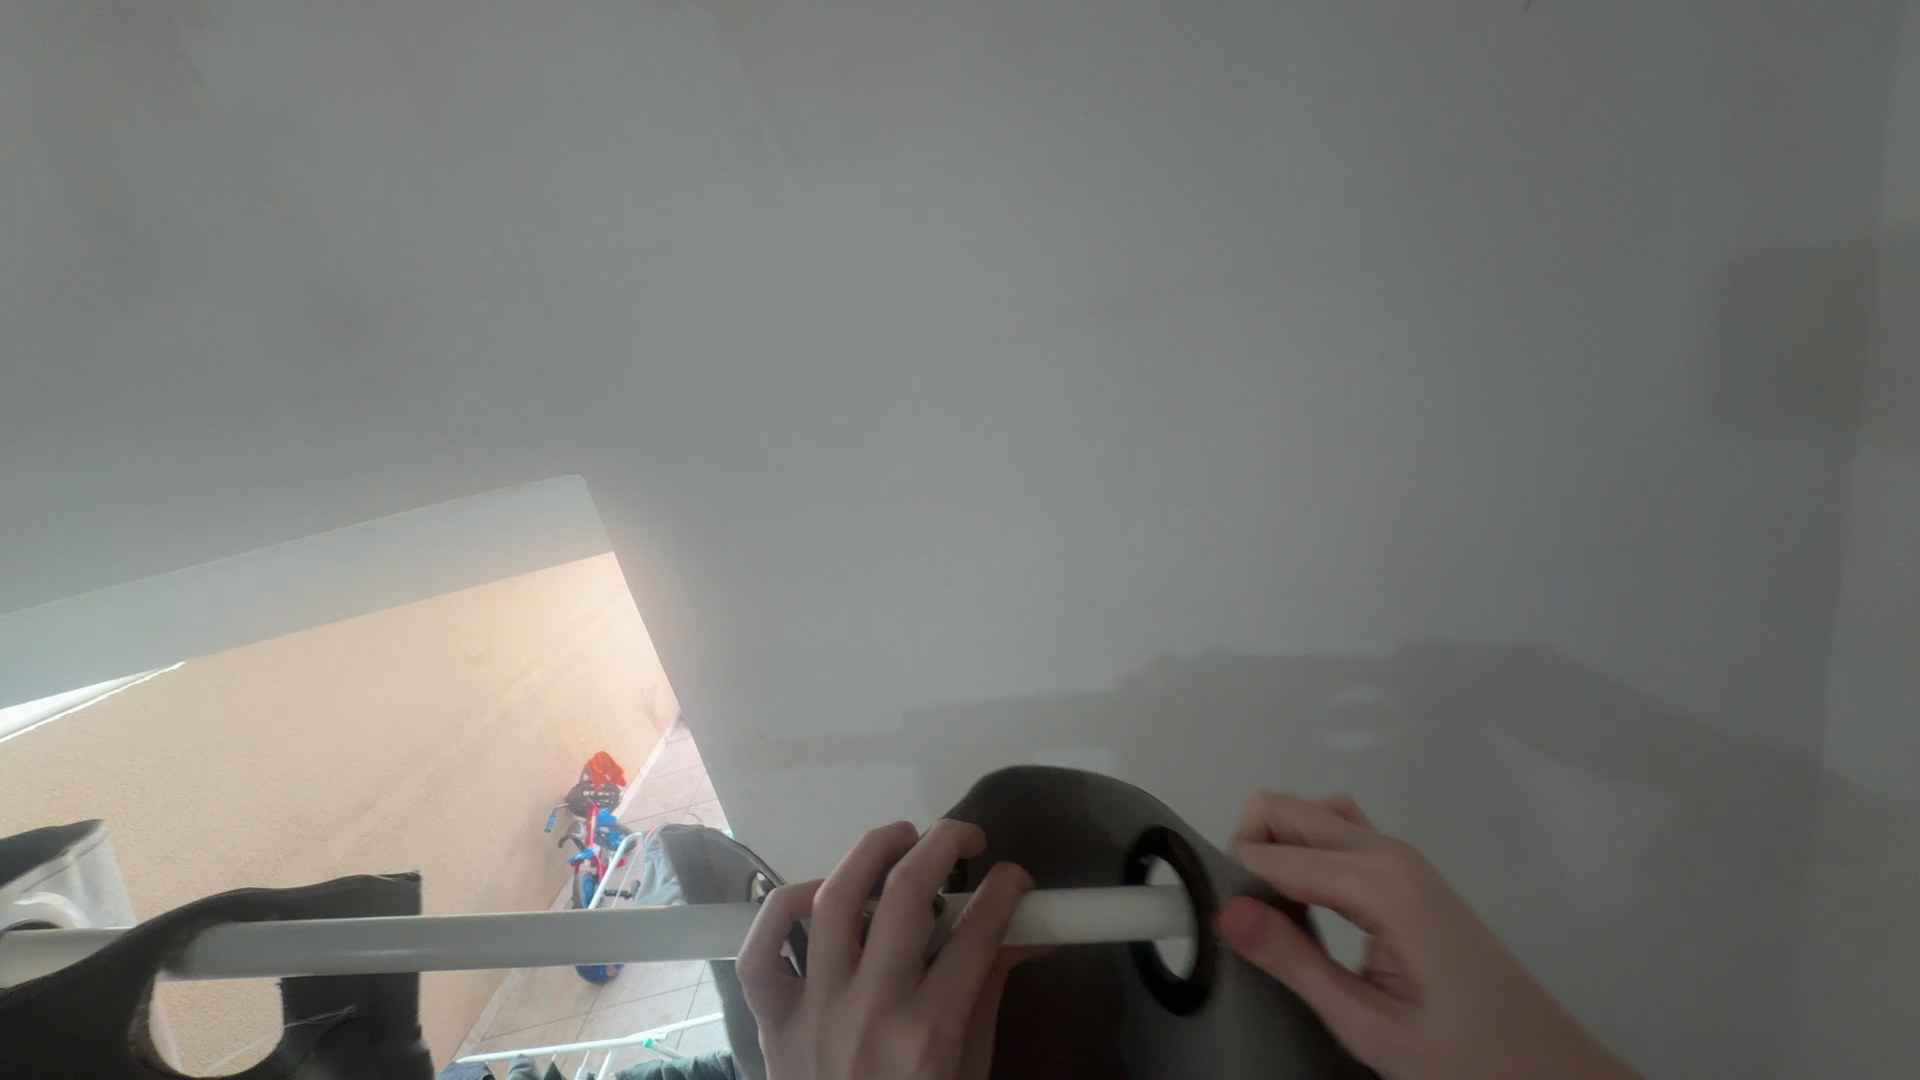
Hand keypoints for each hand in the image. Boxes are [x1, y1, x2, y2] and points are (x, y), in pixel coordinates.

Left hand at [738, 819, 1036, 1079]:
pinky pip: (761, 953)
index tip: (1014, 875)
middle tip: (965, 836)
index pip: (978, 930)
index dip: (1006, 887)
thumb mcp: (972, 1068)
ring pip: (835, 903)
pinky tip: (819, 891)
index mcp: (930, 1037)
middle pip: (906, 895)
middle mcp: (870, 1014)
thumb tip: (1027, 929)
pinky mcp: (772, 1024)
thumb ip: (991, 988)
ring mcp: (814, 1015)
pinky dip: (782, 906)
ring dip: (872, 851)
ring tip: (903, 836)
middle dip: (944, 844)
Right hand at [1217, 793, 1641, 1079]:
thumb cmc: (1464, 1057)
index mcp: (1377, 882)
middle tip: (1255, 923)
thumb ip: (1293, 962)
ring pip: (1304, 810)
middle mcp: (1384, 849)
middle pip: (1279, 809)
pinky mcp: (1404, 865)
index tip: (1233, 932)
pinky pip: (1333, 825)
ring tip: (1281, 911)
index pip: (1268, 853)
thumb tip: (1223, 910)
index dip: (1236, 885)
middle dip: (1248, 853)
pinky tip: (1313, 899)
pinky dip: (1304, 845)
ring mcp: (1397, 852)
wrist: (1553, 1071)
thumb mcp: (1369, 1026)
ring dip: (1275, 845)